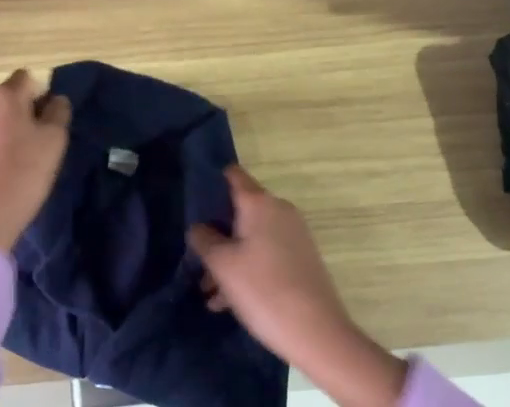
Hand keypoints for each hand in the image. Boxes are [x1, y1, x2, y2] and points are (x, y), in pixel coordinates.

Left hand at [0, 70, 71, 252]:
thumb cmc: (24, 174)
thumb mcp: (54, 141)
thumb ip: (58, 112)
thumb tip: (55, 99)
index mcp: (4, 97)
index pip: (25, 78)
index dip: (39, 94)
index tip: (46, 121)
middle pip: (5, 100)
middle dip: (20, 114)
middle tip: (34, 145)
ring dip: (1, 133)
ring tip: (13, 164)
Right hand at [189, 166, 407, 406]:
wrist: (318, 335)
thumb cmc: (263, 290)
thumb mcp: (221, 264)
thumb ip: (203, 238)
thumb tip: (199, 227)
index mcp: (259, 203)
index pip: (232, 174)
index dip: (210, 181)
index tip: (191, 200)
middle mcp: (279, 211)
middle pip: (239, 210)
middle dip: (216, 232)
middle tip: (196, 257)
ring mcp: (294, 236)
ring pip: (251, 238)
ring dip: (229, 258)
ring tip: (209, 292)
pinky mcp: (302, 260)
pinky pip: (266, 254)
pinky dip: (247, 269)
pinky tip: (228, 302)